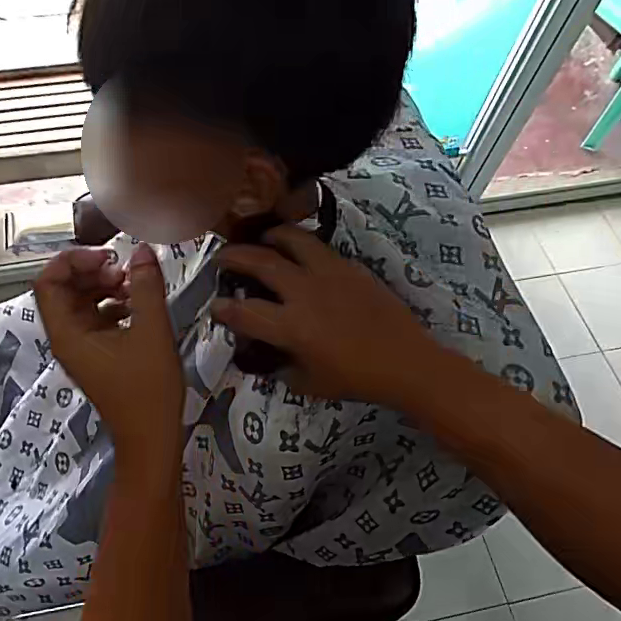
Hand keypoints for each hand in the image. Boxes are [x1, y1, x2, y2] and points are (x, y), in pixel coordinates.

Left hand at [33, 245, 181, 447]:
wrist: (152, 437)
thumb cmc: (148, 388)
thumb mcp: (152, 332)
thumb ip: (146, 287)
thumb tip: (142, 251)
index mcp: (67, 333)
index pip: (48, 281)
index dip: (74, 260)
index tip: (109, 256)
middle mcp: (67, 338)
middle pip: (64, 289)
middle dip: (93, 271)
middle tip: (126, 270)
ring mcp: (82, 347)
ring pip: (82, 302)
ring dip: (105, 286)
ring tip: (135, 285)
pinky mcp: (99, 354)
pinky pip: (97, 318)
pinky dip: (114, 304)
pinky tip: (139, 305)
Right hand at [212, 225, 444, 404]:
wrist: (404, 360)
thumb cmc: (356, 378)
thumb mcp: (310, 384)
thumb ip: (283, 368)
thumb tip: (269, 357)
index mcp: (291, 327)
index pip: (244, 312)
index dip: (222, 309)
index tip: (216, 306)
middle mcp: (304, 293)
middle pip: (260, 262)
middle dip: (234, 256)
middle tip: (223, 256)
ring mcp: (328, 274)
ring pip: (292, 240)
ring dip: (270, 236)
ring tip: (261, 238)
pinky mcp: (349, 267)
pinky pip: (319, 247)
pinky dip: (301, 243)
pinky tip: (298, 249)